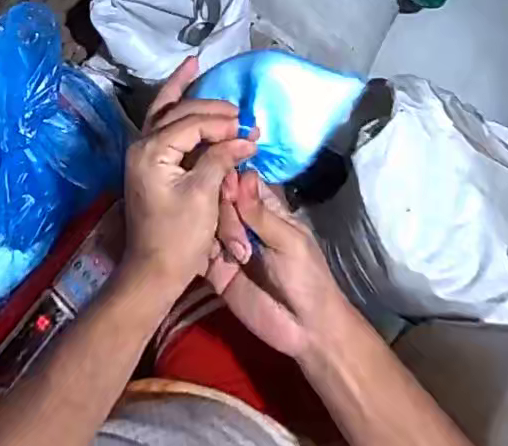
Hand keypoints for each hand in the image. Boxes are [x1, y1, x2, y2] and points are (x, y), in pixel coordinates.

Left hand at [122, 57, 257, 289]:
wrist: (153, 272)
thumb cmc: (178, 237)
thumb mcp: (204, 196)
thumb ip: (221, 159)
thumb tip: (245, 136)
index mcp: (151, 150)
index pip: (190, 123)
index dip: (221, 123)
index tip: (248, 126)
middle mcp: (141, 145)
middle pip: (173, 110)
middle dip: (204, 104)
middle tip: (234, 105)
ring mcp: (142, 153)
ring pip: (163, 112)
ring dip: (180, 92)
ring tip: (194, 67)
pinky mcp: (150, 163)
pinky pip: (164, 128)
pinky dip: (177, 112)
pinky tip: (186, 97)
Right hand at [205, 169, 352, 360]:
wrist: (306, 332)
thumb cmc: (308, 279)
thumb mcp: (290, 242)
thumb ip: (261, 213)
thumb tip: (244, 175)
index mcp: (265, 209)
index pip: (241, 181)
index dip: (231, 179)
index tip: (228, 187)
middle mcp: (242, 221)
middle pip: (220, 197)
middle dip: (225, 210)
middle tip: (241, 239)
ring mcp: (227, 243)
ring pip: (207, 219)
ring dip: (218, 231)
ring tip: (238, 256)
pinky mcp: (214, 267)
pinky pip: (199, 248)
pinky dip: (202, 247)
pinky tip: (214, 256)